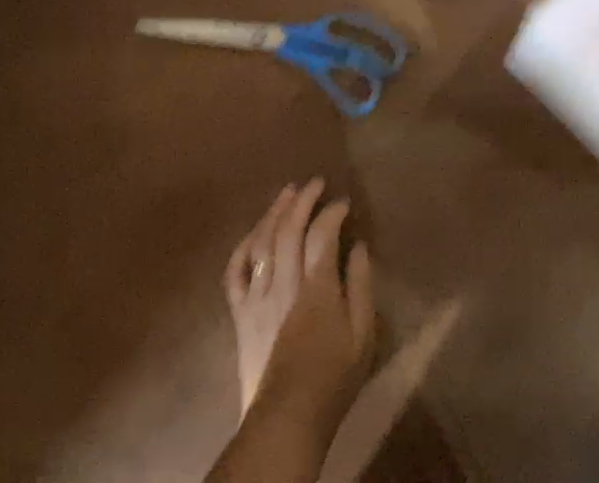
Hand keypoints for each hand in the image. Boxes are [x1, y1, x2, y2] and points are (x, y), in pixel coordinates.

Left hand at [224, 181, 376, 432]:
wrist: (287, 416)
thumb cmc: (333, 377)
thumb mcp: (363, 335)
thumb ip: (360, 287)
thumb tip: (358, 248)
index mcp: (316, 288)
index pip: (322, 235)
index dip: (333, 213)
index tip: (344, 203)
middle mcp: (282, 282)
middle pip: (288, 230)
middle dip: (302, 201)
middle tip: (314, 183)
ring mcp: (256, 296)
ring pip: (261, 242)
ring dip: (273, 213)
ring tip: (286, 194)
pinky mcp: (239, 312)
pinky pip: (235, 270)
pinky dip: (243, 246)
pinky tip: (253, 232)